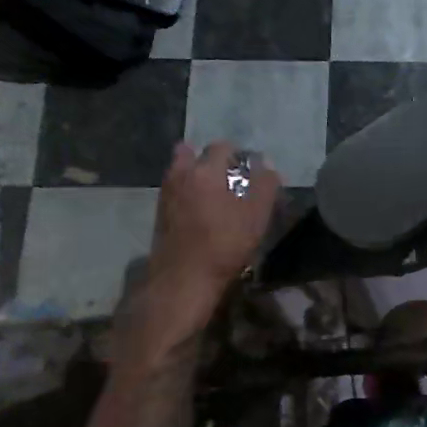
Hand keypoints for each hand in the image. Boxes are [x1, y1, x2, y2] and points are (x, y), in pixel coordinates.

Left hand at [149, 141, 282, 298]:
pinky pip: (175, 191)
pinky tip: (202, 213)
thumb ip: (265, 185)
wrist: (182, 280)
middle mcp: (180, 175)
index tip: (249, 171)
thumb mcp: (256, 215)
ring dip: (197, 176)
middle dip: (211, 160)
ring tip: (216, 197)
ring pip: (181, 172)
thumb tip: (266, 165)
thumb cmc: (224, 244)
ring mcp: (166, 194)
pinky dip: (187, 193)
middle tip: (229, 179)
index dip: (238, 155)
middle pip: (192, 153)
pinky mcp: (159, 214)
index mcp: (205, 171)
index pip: (222, 146)